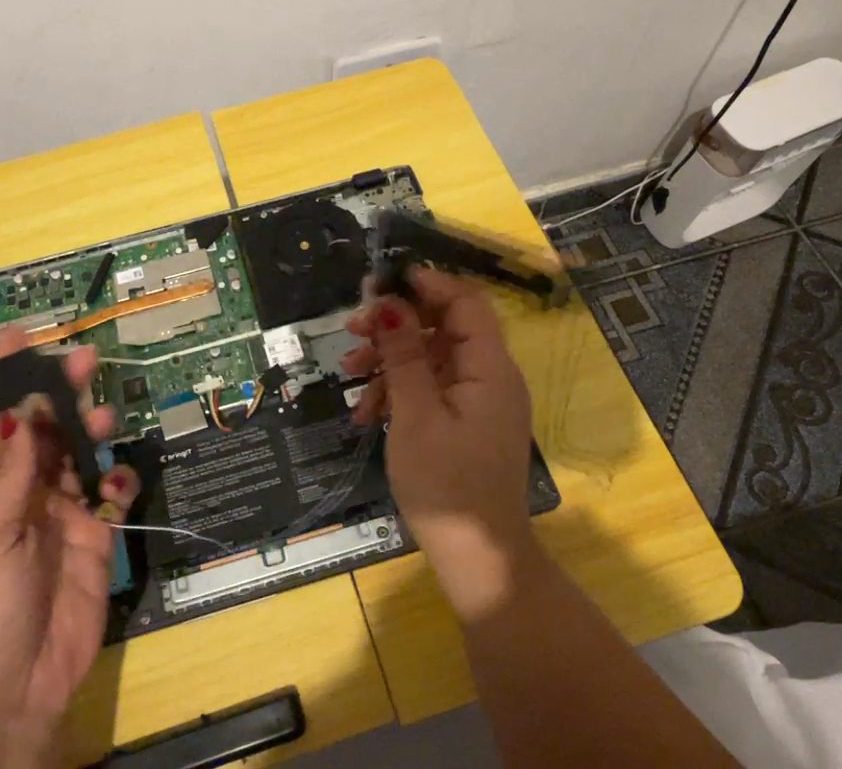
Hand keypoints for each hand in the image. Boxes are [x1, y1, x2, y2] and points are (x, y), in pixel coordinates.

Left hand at [0, 330, 139, 768]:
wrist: (10, 693)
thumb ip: (13, 476)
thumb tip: (23, 412)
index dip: (2, 381)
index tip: (16, 336)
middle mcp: (21, 496)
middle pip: (42, 432)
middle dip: (57, 394)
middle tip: (81, 360)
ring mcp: (58, 518)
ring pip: (77, 458)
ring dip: (90, 432)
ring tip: (102, 414)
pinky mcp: (93, 542)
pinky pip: (109, 499)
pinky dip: (118, 484)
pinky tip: (119, 484)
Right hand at [343, 267, 541, 620]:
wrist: (478, 560)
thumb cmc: (446, 485)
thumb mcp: (415, 415)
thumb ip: (403, 355)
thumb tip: (389, 302)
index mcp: (490, 368)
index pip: (466, 303)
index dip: (426, 284)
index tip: (380, 282)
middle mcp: (491, 377)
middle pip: (444, 328)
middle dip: (396, 327)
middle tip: (352, 332)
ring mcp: (479, 403)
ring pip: (432, 360)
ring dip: (390, 362)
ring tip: (350, 377)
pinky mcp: (467, 425)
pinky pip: (433, 391)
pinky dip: (400, 393)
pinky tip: (367, 414)